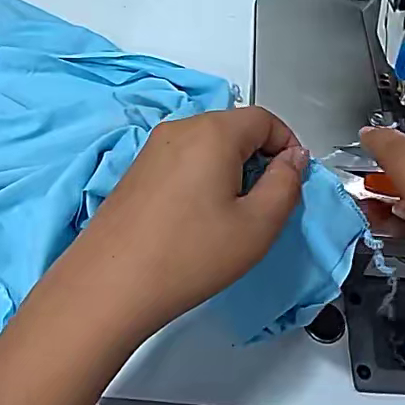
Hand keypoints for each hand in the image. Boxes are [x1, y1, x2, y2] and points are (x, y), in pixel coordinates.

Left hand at [45, 107, 308, 343]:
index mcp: (212, 132)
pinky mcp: (136, 171)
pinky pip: (182, 161)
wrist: (110, 285)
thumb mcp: (258, 225)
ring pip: (207, 145)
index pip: (265, 119)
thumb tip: (293, 158)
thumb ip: (287, 184)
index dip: (288, 145)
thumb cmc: (189, 255)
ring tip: (230, 217)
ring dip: (229, 170)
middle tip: (264, 204)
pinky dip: (201, 179)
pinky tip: (197, 220)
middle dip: (258, 158)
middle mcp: (178, 129)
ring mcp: (152, 149)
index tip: (293, 179)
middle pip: (234, 128)